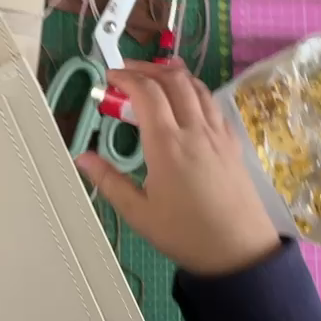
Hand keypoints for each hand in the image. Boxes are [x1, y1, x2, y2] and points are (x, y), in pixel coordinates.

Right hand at [76, 60, 280, 276]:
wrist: (240, 252)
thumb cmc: (185, 233)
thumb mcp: (138, 213)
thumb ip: (108, 181)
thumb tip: (80, 157)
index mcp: (167, 145)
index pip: (147, 93)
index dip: (127, 77)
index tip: (110, 77)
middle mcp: (194, 131)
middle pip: (173, 81)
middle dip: (148, 68)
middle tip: (127, 70)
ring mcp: (217, 134)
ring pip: (197, 87)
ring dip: (173, 74)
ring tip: (155, 74)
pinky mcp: (232, 143)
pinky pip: (212, 104)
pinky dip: (194, 91)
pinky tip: (186, 100)